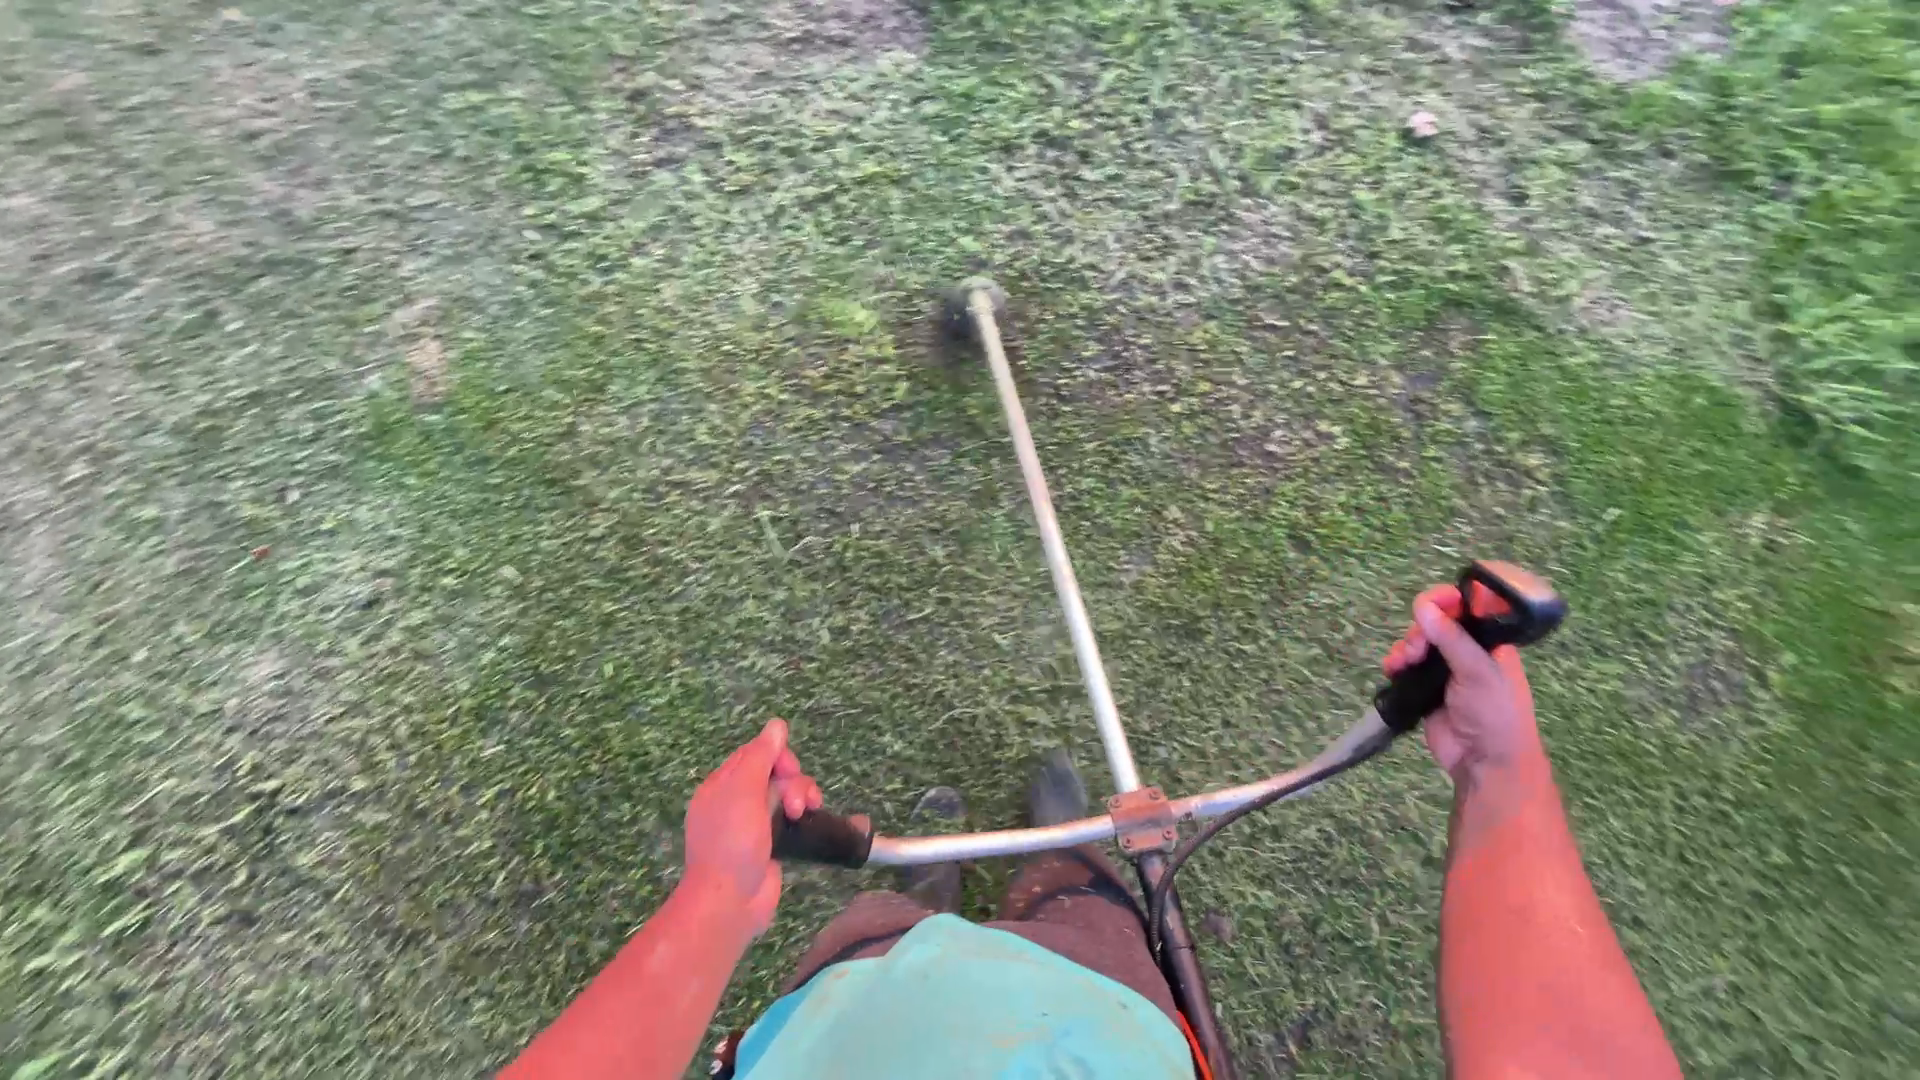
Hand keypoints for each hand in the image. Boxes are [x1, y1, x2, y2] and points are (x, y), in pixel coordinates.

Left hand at [680, 718, 822, 934]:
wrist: (730, 901)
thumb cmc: (732, 841)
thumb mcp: (743, 790)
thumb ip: (761, 755)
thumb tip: (776, 724)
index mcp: (721, 786)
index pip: (753, 754)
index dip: (776, 755)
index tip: (789, 770)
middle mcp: (735, 802)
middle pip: (773, 773)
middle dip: (791, 780)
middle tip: (796, 801)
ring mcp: (752, 825)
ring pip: (784, 794)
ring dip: (800, 795)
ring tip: (803, 813)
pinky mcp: (770, 844)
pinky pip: (789, 817)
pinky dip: (801, 815)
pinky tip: (809, 820)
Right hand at [1383, 585, 1542, 784]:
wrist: (1484, 762)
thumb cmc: (1495, 714)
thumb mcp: (1479, 672)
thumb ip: (1452, 638)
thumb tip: (1422, 605)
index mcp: (1491, 642)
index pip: (1469, 606)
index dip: (1447, 600)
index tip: (1427, 605)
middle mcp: (1469, 651)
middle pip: (1436, 622)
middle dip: (1420, 630)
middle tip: (1416, 649)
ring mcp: (1446, 670)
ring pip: (1418, 643)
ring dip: (1405, 648)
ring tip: (1401, 664)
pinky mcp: (1426, 687)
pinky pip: (1406, 665)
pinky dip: (1397, 664)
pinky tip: (1392, 671)